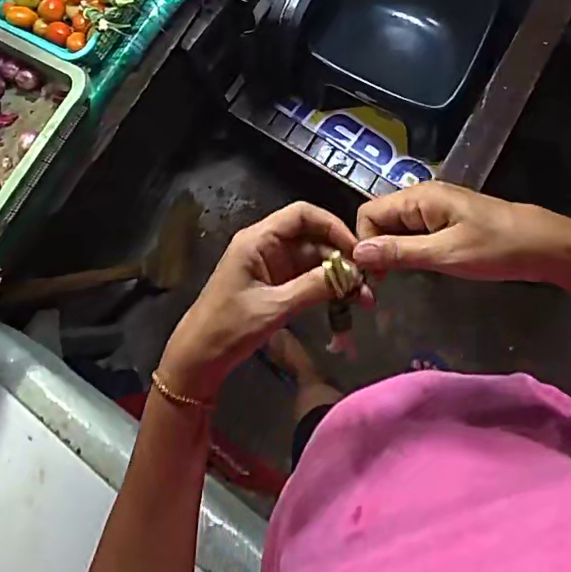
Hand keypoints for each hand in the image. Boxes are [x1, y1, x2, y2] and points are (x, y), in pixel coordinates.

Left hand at [157, 202, 361, 401]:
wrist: (200, 356)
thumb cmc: (229, 327)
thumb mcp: (273, 307)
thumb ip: (313, 287)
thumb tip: (352, 274)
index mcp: (257, 239)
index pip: (301, 215)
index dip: (332, 225)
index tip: (357, 248)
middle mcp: (266, 246)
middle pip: (312, 238)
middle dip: (341, 256)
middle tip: (369, 282)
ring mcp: (271, 266)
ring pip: (313, 260)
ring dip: (339, 276)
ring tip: (365, 299)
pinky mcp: (275, 285)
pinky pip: (308, 278)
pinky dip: (327, 288)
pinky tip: (347, 302)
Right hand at [353, 183, 570, 290]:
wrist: (547, 245)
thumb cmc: (498, 248)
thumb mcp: (446, 254)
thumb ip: (400, 252)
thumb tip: (358, 252)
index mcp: (418, 197)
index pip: (368, 213)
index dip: (364, 241)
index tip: (374, 274)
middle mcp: (420, 196)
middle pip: (379, 219)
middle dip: (376, 247)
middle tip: (384, 282)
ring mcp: (433, 207)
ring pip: (395, 227)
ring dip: (392, 250)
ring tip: (399, 277)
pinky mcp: (444, 219)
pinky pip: (413, 231)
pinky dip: (409, 249)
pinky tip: (420, 266)